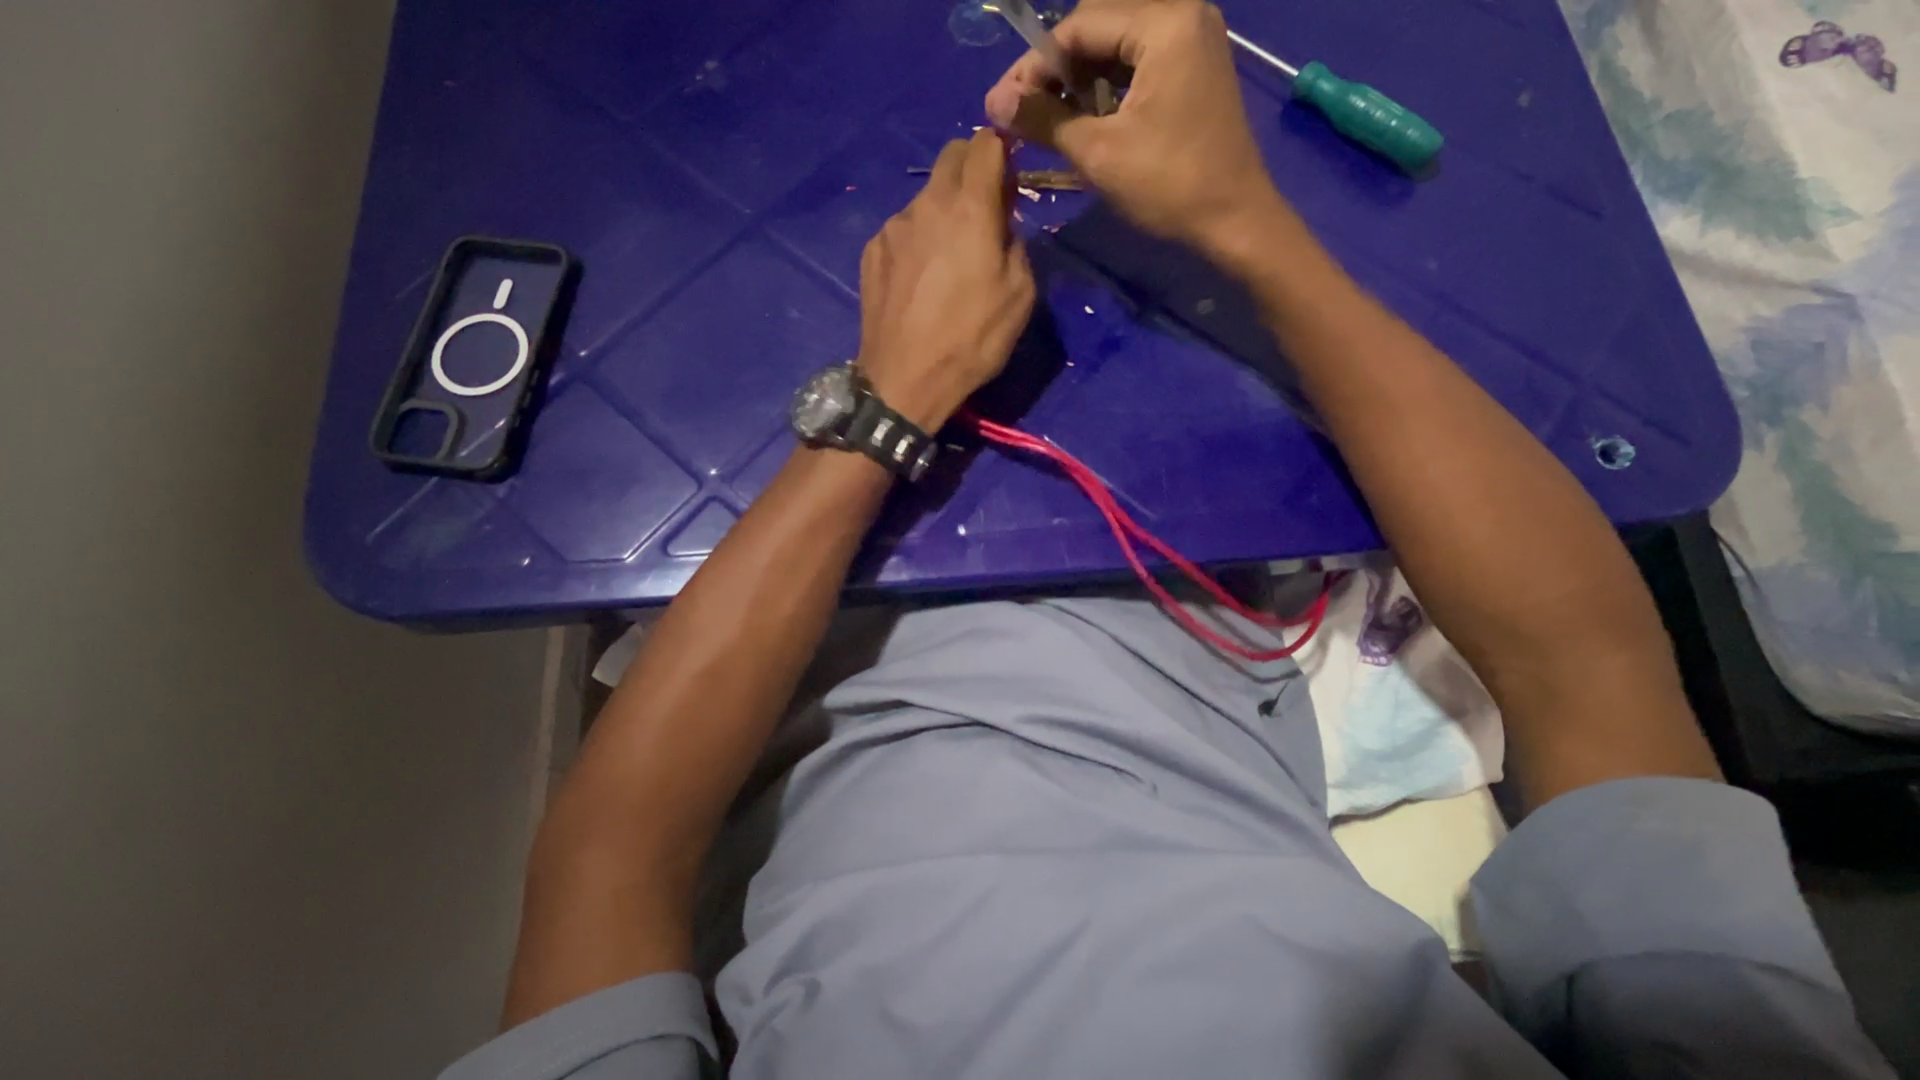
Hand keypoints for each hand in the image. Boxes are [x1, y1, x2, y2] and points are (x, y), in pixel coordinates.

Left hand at [856, 130, 1035, 431]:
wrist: (904, 381)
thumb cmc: (971, 340)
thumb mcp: (1020, 295)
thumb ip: (1016, 244)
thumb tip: (1002, 228)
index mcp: (968, 208)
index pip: (984, 143)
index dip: (1002, 150)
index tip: (1011, 176)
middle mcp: (926, 204)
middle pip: (950, 157)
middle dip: (972, 169)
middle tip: (986, 211)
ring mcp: (892, 227)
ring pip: (925, 198)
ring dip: (943, 211)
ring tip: (950, 259)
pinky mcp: (871, 252)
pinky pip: (903, 230)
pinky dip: (918, 239)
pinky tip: (922, 279)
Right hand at [984, 0, 1289, 255]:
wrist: (1235, 222)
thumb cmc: (1169, 186)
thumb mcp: (1098, 152)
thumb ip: (1043, 118)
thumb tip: (993, 103)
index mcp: (1165, 25)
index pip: (1079, 26)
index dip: (1033, 65)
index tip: (1002, 105)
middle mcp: (1182, 16)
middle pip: (1096, 28)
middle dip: (1053, 70)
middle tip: (1019, 112)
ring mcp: (1192, 42)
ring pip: (1113, 46)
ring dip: (1076, 80)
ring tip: (1044, 120)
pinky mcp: (1193, 69)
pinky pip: (1136, 64)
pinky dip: (1104, 88)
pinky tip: (1080, 118)